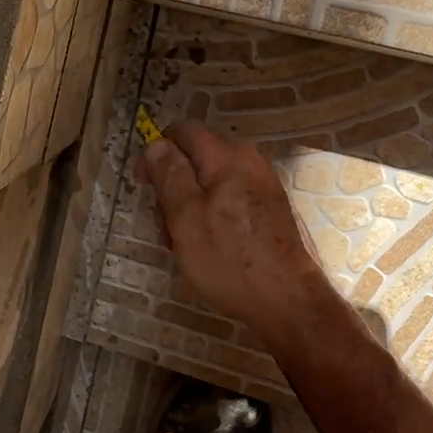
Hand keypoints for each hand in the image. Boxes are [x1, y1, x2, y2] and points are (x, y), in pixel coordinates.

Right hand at [137, 121, 340, 345]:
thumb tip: (157, 143)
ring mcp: (261, 185)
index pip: (183, 131)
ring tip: (184, 245)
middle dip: (173, 187)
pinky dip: (210, 217)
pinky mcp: (268, 209)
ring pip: (210, 183)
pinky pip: (228, 200)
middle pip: (196, 159)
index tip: (144, 184)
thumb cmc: (229, 258)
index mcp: (227, 156)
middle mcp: (248, 161)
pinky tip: (207, 248)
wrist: (288, 301)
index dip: (157, 151)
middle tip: (164, 226)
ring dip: (189, 207)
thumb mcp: (185, 216)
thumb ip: (169, 174)